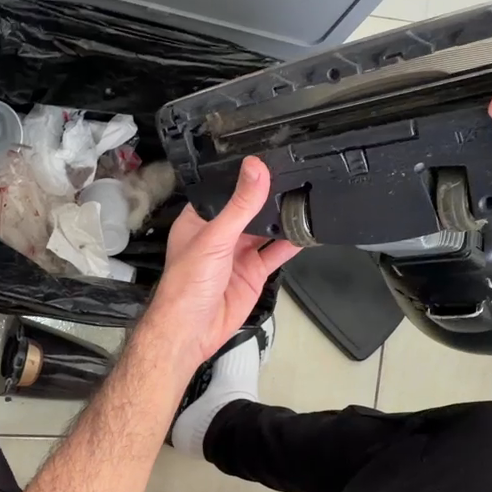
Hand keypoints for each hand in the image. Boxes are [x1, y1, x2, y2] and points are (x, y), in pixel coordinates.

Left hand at [143, 157, 300, 370]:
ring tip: (305, 199)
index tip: (269, 160)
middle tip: (296, 177)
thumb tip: (255, 170)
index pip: (225, 191)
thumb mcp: (215, 238)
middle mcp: (218, 237)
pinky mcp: (252, 274)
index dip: (245, 178)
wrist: (190, 331)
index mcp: (199, 222)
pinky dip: (291, 244)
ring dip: (283, 219)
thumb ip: (239, 205)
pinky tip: (306, 231)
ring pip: (265, 231)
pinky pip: (275, 254)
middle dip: (269, 198)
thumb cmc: (185, 287)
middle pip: (249, 211)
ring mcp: (236, 256)